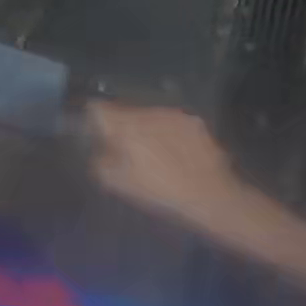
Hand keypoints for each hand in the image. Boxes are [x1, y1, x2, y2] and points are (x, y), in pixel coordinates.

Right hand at [86, 101, 285, 238]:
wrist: (212, 198)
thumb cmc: (158, 191)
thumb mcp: (116, 182)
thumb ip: (98, 160)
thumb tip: (97, 148)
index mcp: (123, 126)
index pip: (96, 108)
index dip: (93, 120)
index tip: (96, 134)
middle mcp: (146, 113)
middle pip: (123, 110)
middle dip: (121, 125)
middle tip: (126, 148)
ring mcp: (173, 115)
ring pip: (147, 115)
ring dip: (145, 127)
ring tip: (154, 151)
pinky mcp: (194, 121)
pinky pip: (170, 121)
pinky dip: (167, 131)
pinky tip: (176, 151)